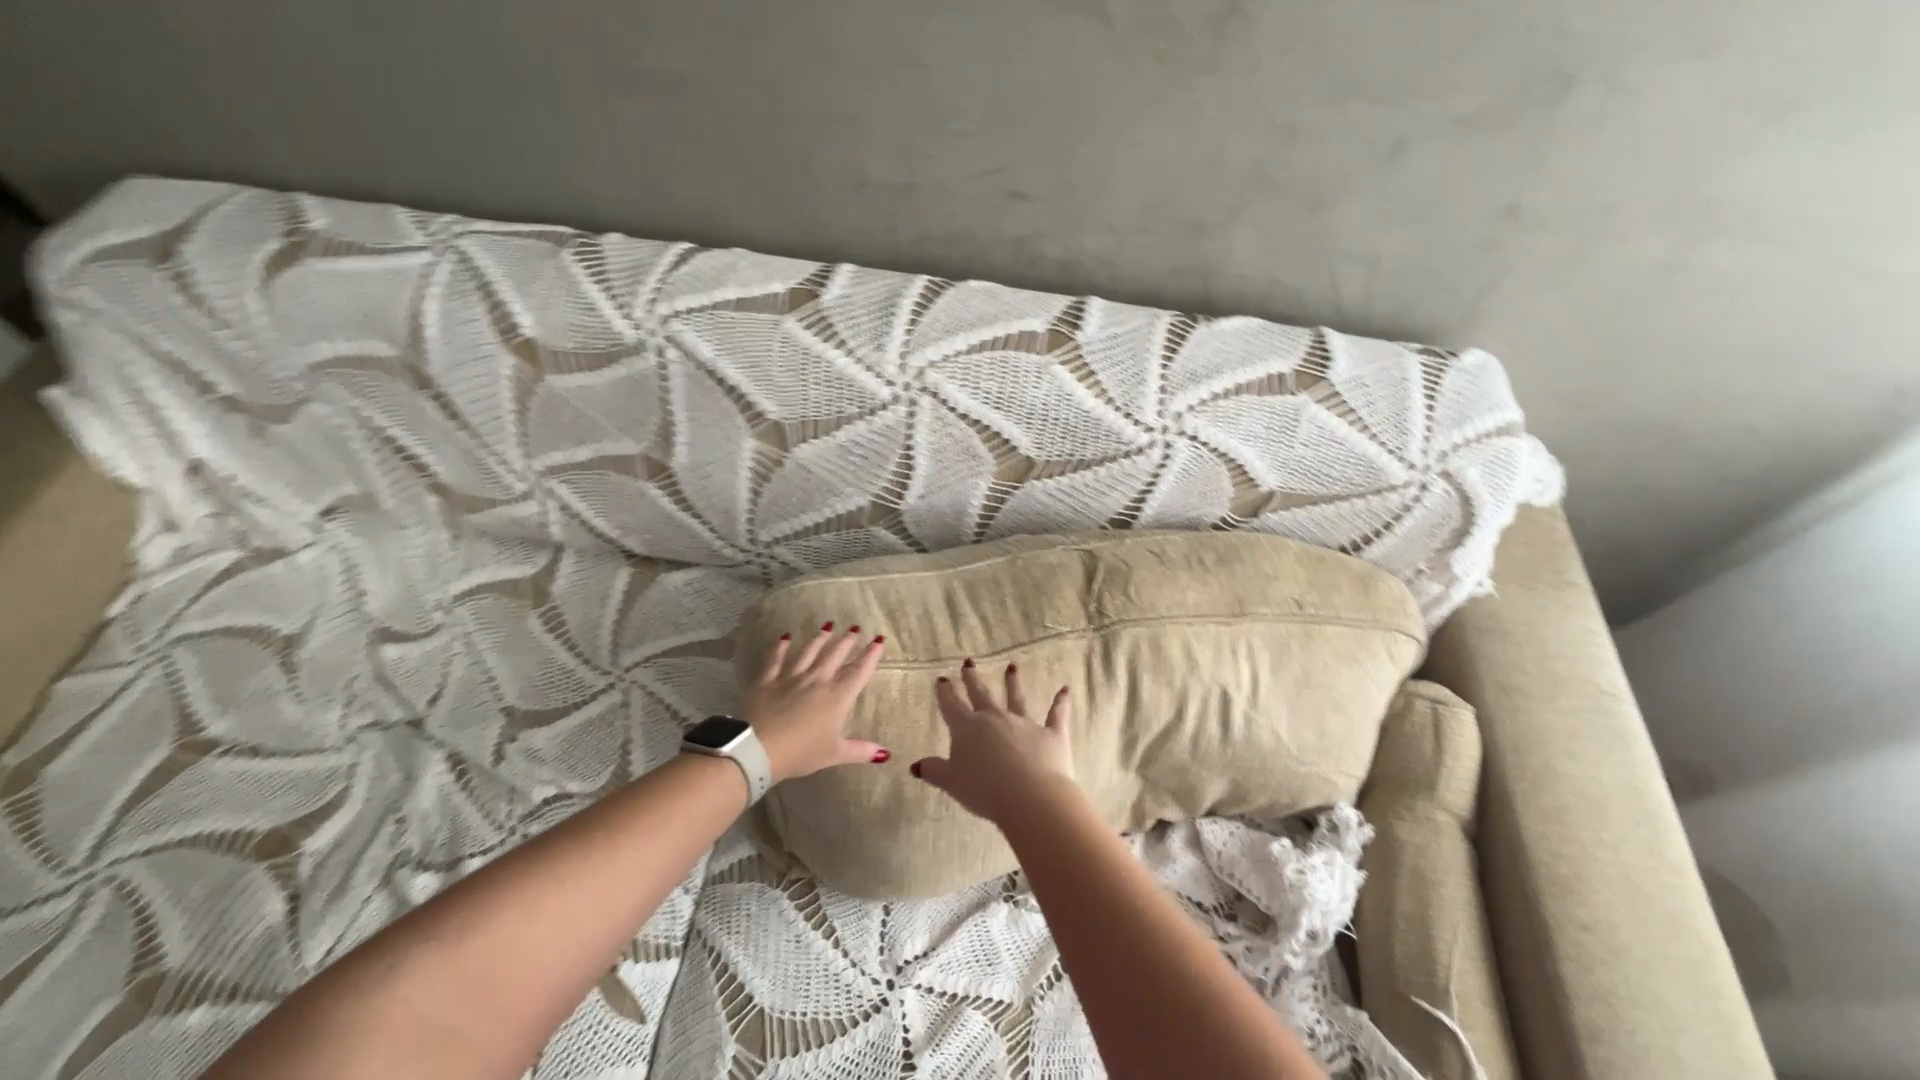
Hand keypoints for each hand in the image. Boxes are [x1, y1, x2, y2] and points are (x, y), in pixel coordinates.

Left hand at [744, 623, 890, 782]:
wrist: (760, 748)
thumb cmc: (802, 752)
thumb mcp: (834, 754)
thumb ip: (860, 750)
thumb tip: (885, 754)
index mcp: (837, 697)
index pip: (858, 672)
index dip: (870, 656)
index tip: (878, 640)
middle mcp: (817, 681)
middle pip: (835, 656)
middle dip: (847, 642)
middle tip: (855, 628)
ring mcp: (791, 678)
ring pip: (808, 653)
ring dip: (820, 639)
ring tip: (828, 626)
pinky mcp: (767, 680)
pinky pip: (776, 660)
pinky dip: (781, 647)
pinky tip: (785, 637)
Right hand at [910, 659, 1076, 824]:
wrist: (1029, 796)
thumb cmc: (984, 790)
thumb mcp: (951, 783)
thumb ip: (934, 771)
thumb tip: (916, 766)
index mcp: (967, 728)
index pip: (952, 706)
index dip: (946, 692)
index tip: (942, 679)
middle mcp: (995, 719)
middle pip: (981, 695)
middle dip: (973, 679)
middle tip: (969, 662)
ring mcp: (1024, 723)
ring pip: (1017, 698)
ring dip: (1013, 682)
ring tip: (1012, 666)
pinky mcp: (1051, 733)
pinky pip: (1057, 714)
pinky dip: (1061, 702)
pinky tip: (1066, 689)